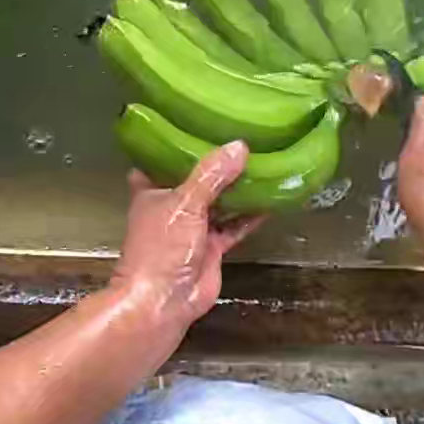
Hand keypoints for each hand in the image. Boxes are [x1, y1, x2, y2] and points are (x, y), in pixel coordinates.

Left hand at [111, 142, 264, 330]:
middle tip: (244, 137)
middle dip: (216, 163)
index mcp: (152, 189)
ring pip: (218, 200)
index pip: (162, 157)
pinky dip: (250, 215)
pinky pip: (234, 225)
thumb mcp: (184, 203)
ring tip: (263, 161)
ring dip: (236, 187)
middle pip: (196, 178)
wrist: (163, 302)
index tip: (200, 121)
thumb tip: (239, 146)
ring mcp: (192, 226)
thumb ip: (211, 175)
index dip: (178, 141)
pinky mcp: (211, 246)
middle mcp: (171, 205)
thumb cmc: (161, 247)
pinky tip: (271, 199)